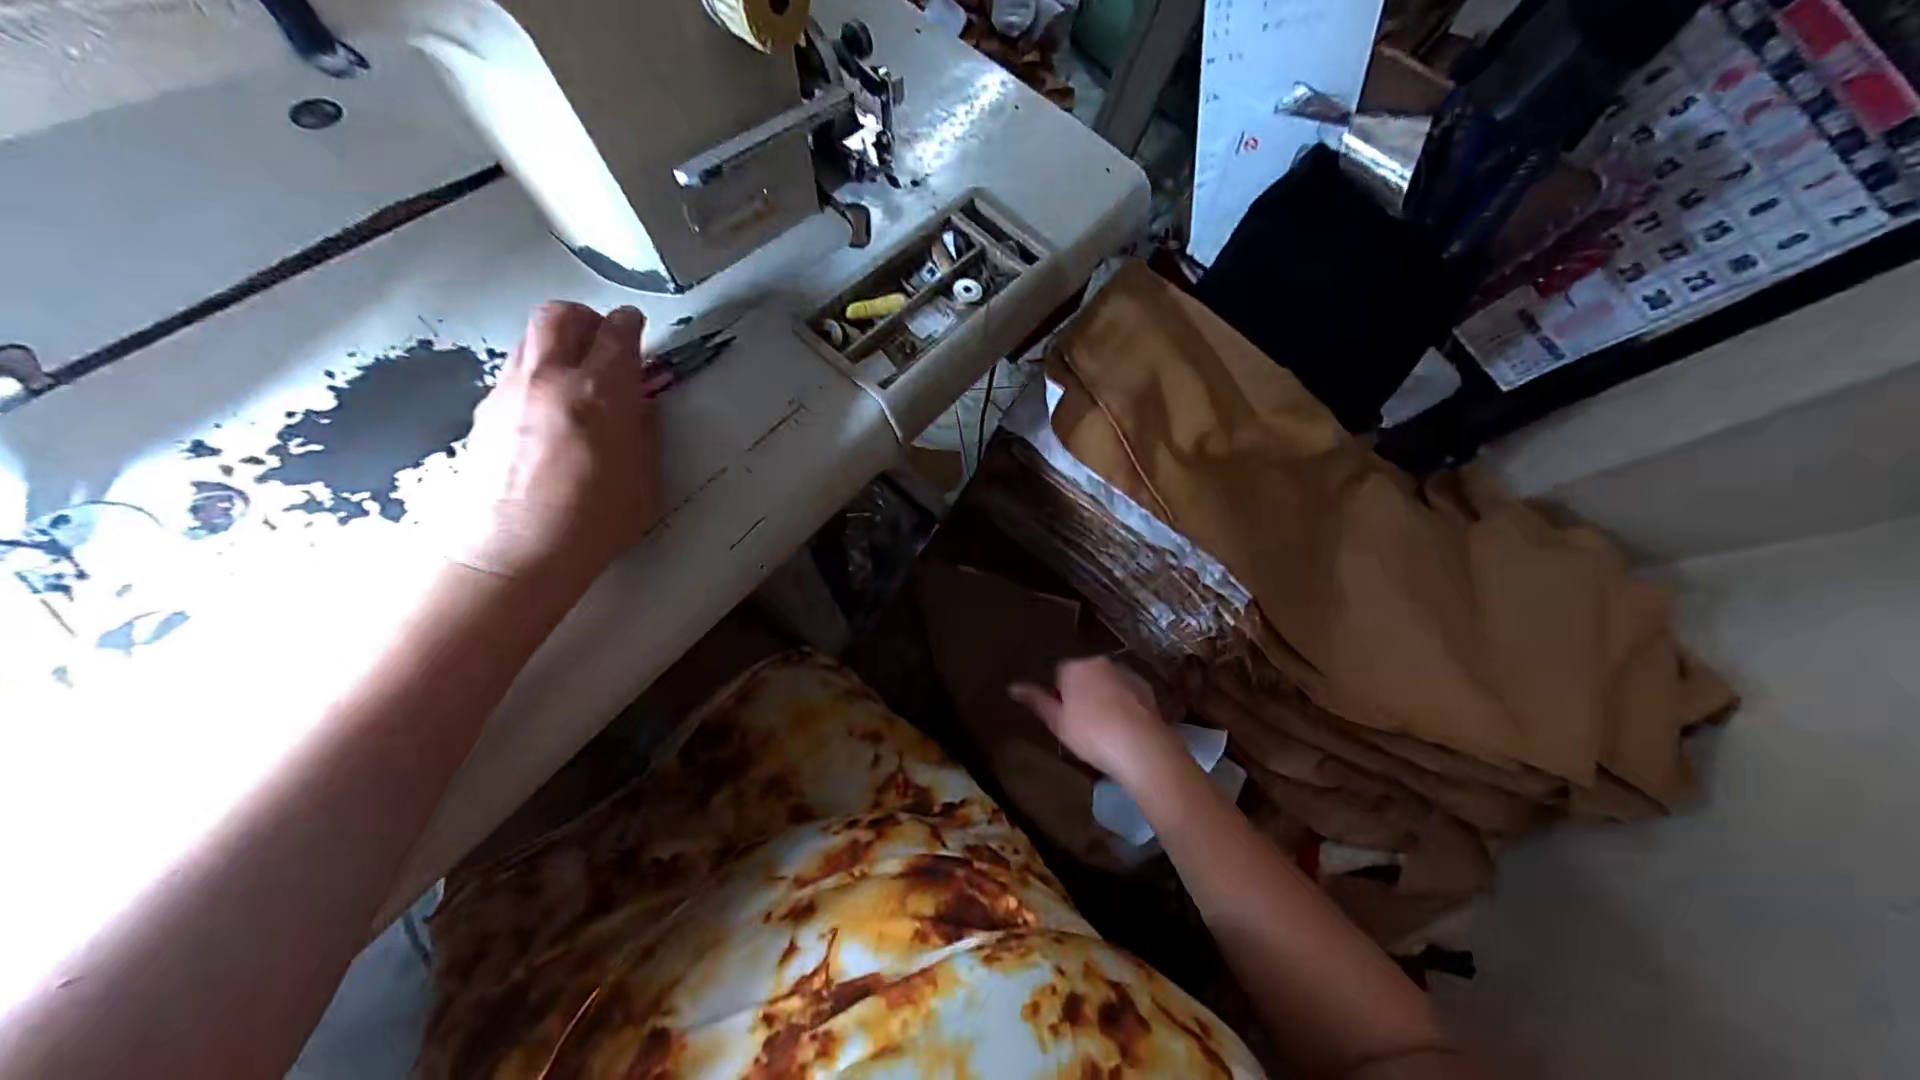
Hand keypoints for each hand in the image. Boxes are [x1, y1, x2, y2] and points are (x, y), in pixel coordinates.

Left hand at [453, 302, 661, 581]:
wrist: (515, 552)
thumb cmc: (593, 521)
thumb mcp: (644, 477)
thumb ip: (643, 430)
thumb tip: (638, 404)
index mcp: (601, 392)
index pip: (617, 333)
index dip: (630, 326)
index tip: (636, 329)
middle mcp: (551, 378)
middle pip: (560, 315)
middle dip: (585, 319)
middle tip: (602, 339)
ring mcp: (511, 392)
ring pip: (530, 339)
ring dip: (557, 344)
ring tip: (575, 375)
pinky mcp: (485, 413)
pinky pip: (514, 373)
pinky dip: (536, 375)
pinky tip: (549, 411)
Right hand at [1010, 657, 1185, 787]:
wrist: (1141, 746)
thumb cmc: (1091, 734)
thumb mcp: (1057, 721)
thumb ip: (1036, 700)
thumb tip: (1012, 687)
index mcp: (1074, 666)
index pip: (1059, 674)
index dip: (1060, 696)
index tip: (1065, 717)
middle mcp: (1100, 661)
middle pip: (1084, 674)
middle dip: (1082, 693)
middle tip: (1082, 724)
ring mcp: (1126, 672)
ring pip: (1107, 682)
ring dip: (1104, 696)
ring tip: (1105, 727)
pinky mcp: (1146, 686)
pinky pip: (1127, 691)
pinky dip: (1124, 703)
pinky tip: (1124, 726)